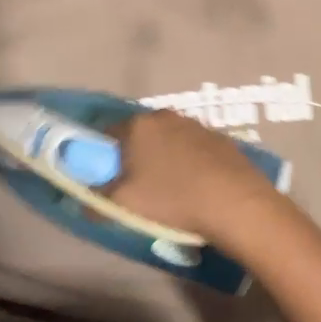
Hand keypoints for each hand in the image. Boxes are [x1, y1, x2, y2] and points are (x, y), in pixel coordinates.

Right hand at [106, 110, 286, 244]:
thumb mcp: (123, 206)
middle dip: (134, 156)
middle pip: (138, 135)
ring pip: (167, 140)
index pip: (106, 133)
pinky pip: (193, 148)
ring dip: (163, 158)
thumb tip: (84, 202)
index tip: (109, 179)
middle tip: (138, 187)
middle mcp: (165, 116)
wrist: (236, 205)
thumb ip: (95, 200)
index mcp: (137, 125)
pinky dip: (189, 163)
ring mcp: (196, 124)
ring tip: (171, 190)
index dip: (103, 157)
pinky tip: (196, 187)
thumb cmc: (171, 200)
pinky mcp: (221, 138)